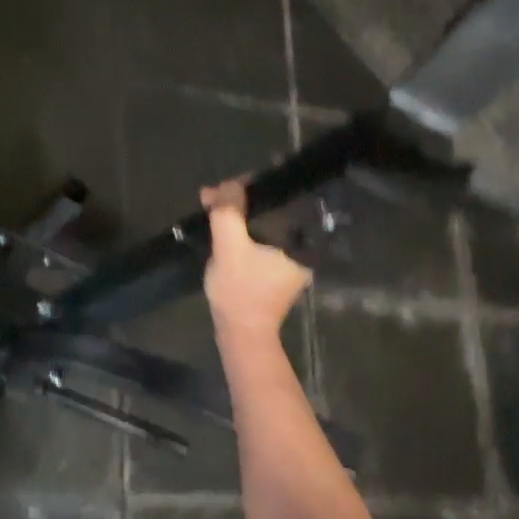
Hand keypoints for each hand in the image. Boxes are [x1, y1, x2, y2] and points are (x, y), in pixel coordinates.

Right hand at [201, 180, 311, 339]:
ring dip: (240, 213)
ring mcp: (290, 259)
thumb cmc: (240, 291)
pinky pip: (261, 238)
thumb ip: (228, 212)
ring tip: (216, 205)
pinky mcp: (276, 269)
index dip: (255, 185)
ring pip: (265, 223)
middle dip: (244, 199)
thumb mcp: (228, 246)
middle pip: (274, 209)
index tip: (230, 184)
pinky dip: (243, 230)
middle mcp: (303, 246)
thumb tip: (227, 185)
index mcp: (301, 239)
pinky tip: (224, 225)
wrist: (241, 334)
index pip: (284, 197)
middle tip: (217, 195)